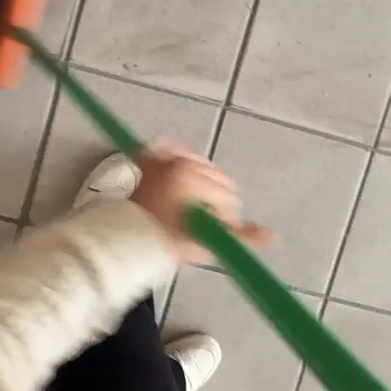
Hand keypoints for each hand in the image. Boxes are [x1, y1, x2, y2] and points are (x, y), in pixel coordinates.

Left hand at [129, 141, 271, 263]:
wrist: (118, 239)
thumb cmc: (160, 241)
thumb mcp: (200, 242)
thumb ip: (239, 237)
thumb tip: (271, 236)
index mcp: (192, 178)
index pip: (228, 198)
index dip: (226, 219)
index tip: (213, 232)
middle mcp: (179, 161)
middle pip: (218, 180)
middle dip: (215, 200)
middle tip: (200, 221)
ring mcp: (163, 157)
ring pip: (201, 165)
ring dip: (202, 182)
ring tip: (188, 205)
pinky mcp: (149, 158)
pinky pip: (174, 148)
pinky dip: (182, 156)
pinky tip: (182, 166)